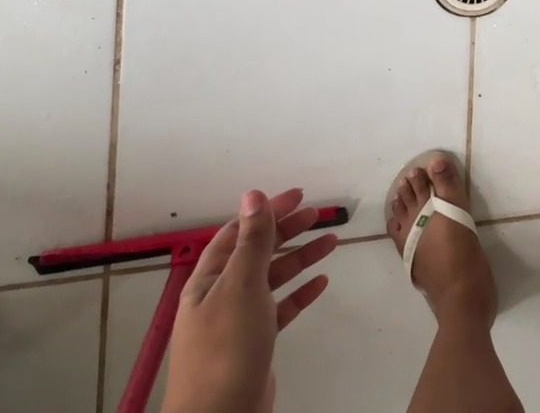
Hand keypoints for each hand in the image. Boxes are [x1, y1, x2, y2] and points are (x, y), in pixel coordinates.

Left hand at [162, 189, 337, 412]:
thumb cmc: (227, 346)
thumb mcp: (242, 285)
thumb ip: (253, 241)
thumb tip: (253, 195)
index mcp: (208, 281)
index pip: (237, 234)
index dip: (266, 211)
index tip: (299, 195)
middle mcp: (220, 296)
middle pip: (257, 253)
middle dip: (287, 230)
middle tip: (318, 213)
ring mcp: (237, 320)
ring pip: (273, 278)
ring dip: (300, 257)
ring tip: (331, 241)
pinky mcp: (255, 342)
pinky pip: (281, 307)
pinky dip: (300, 292)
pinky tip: (321, 282)